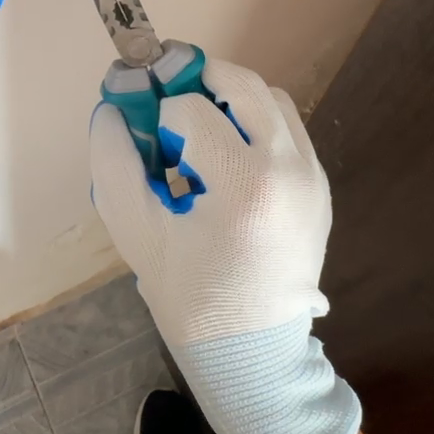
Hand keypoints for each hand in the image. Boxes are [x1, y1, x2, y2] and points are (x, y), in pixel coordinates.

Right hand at [90, 57, 362, 433]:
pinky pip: (287, 127)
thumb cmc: (188, 293)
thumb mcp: (134, 230)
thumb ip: (113, 160)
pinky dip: (254, 125)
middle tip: (170, 105)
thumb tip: (112, 109)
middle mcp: (289, 170)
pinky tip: (230, 162)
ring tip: (203, 137)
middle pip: (243, 83)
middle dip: (197, 81)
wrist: (254, 353)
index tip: (150, 148)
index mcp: (245, 186)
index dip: (159, 119)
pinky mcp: (321, 186)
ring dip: (230, 100)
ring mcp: (313, 177)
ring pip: (271, 98)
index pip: (190, 110)